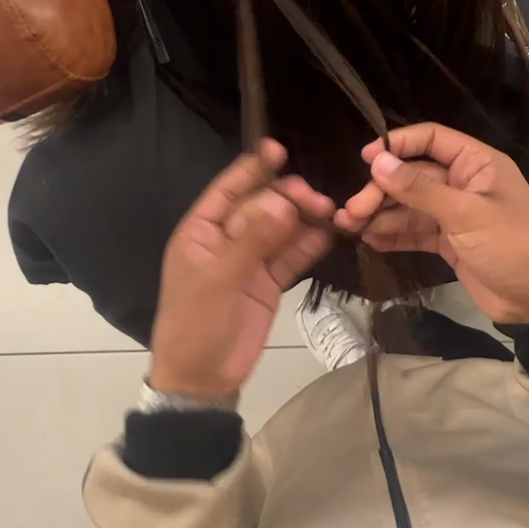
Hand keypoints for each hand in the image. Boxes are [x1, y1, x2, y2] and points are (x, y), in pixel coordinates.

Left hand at [150, 140, 335, 397]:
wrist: (202, 378)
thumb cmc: (197, 325)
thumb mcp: (220, 280)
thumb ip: (253, 241)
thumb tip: (283, 202)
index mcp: (201, 232)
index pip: (227, 191)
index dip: (252, 169)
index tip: (278, 149)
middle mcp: (225, 240)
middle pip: (260, 207)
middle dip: (288, 199)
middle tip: (317, 200)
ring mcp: (249, 261)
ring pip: (280, 230)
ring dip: (303, 220)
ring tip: (331, 212)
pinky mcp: (268, 283)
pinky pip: (290, 257)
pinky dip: (308, 245)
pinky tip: (329, 234)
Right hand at [335, 123, 528, 325]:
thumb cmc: (513, 246)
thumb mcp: (466, 214)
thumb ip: (420, 189)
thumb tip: (377, 162)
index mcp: (477, 164)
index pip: (432, 140)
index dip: (398, 145)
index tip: (365, 158)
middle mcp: (464, 184)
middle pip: (413, 177)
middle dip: (381, 191)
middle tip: (353, 211)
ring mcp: (455, 215)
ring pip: (409, 206)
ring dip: (380, 215)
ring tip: (350, 227)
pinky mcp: (449, 243)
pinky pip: (415, 232)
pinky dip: (393, 235)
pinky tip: (369, 240)